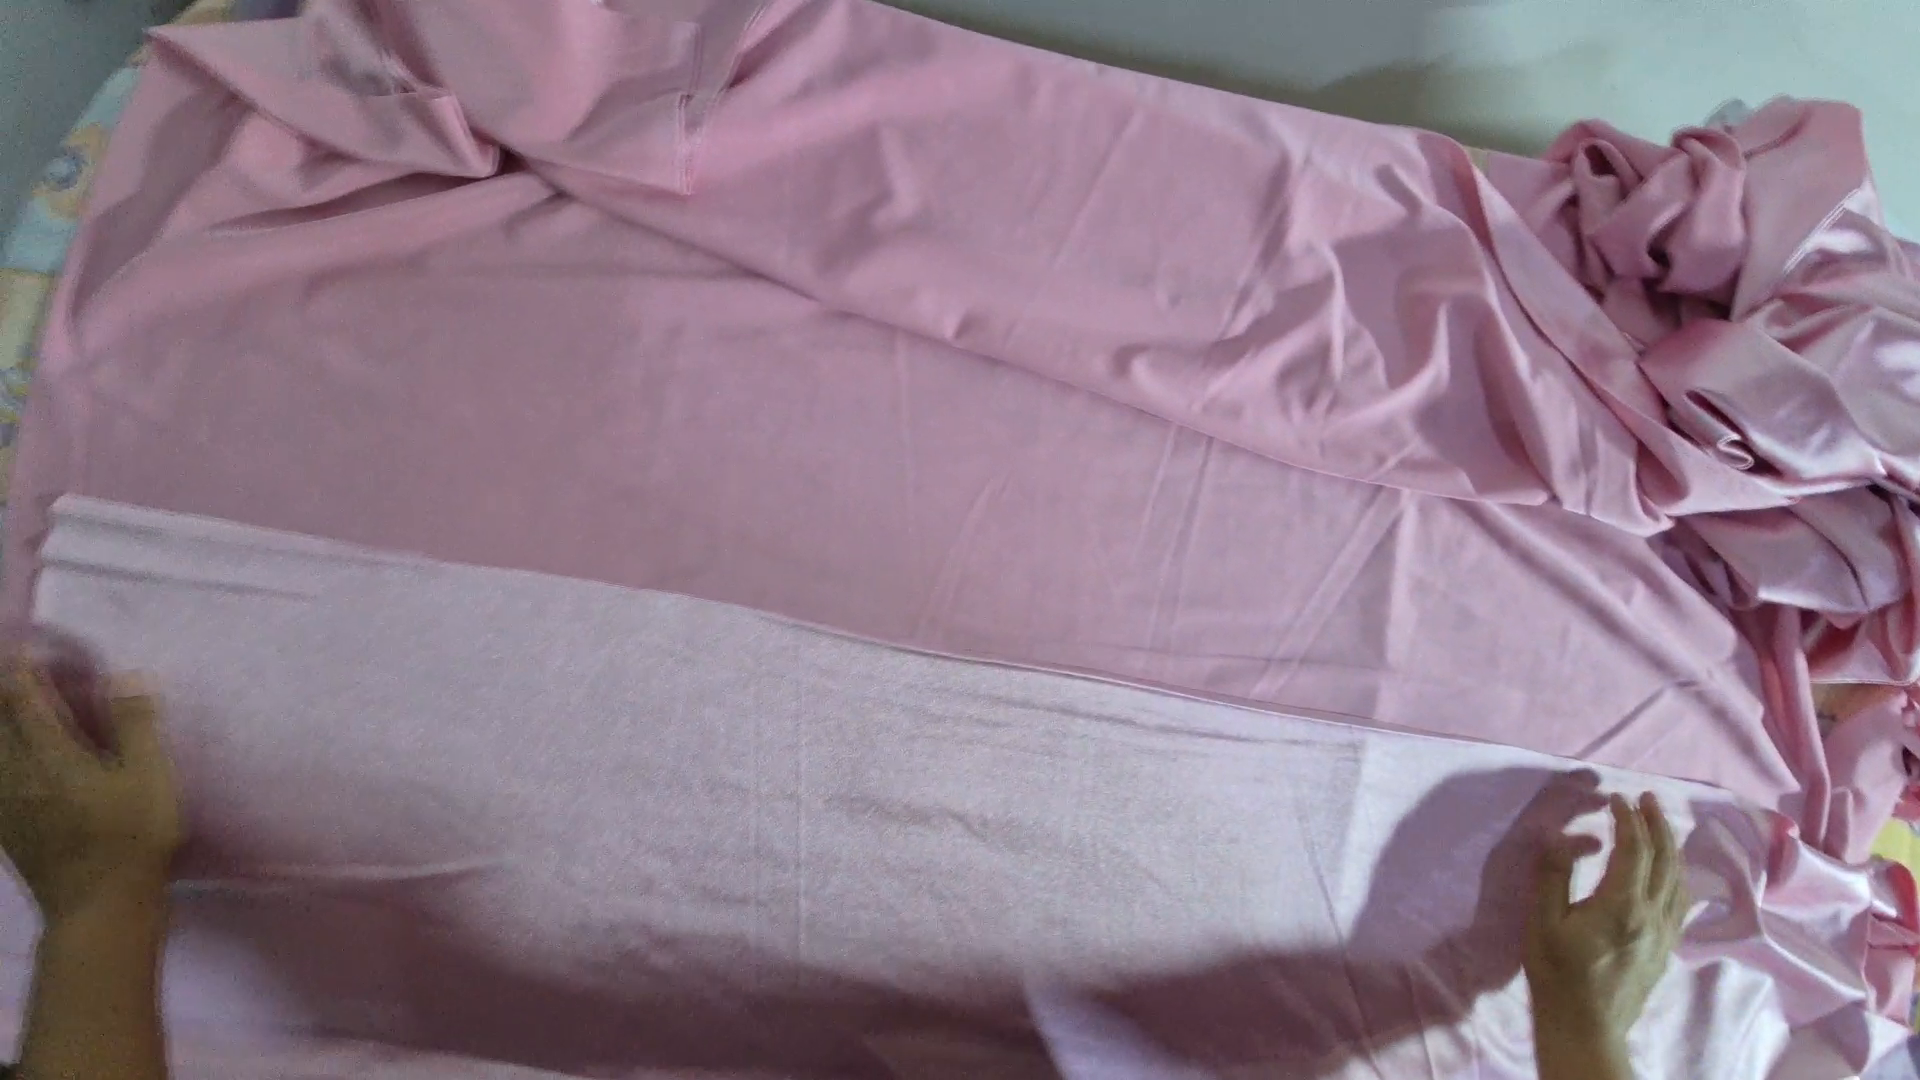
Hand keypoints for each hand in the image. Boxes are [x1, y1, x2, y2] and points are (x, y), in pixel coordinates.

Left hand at [0, 663, 181, 923]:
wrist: (99, 900)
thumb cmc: (135, 832)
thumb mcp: (150, 775)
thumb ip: (134, 726)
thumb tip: (127, 675)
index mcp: (51, 760)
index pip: (28, 706)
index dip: (21, 676)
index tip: (18, 648)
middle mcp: (14, 777)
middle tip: (4, 671)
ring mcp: (3, 805)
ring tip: (1, 710)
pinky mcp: (3, 825)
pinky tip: (4, 762)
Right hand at [1525, 792, 1688, 1068]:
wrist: (1585, 1024)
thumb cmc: (1555, 969)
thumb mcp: (1542, 920)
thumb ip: (1552, 876)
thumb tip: (1558, 834)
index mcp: (1622, 906)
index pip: (1634, 852)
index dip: (1628, 821)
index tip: (1616, 797)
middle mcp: (1653, 917)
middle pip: (1665, 863)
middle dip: (1657, 827)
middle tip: (1647, 798)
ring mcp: (1664, 935)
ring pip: (1679, 882)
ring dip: (1671, 848)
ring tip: (1659, 825)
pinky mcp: (1665, 947)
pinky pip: (1680, 902)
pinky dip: (1677, 875)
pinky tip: (1670, 871)